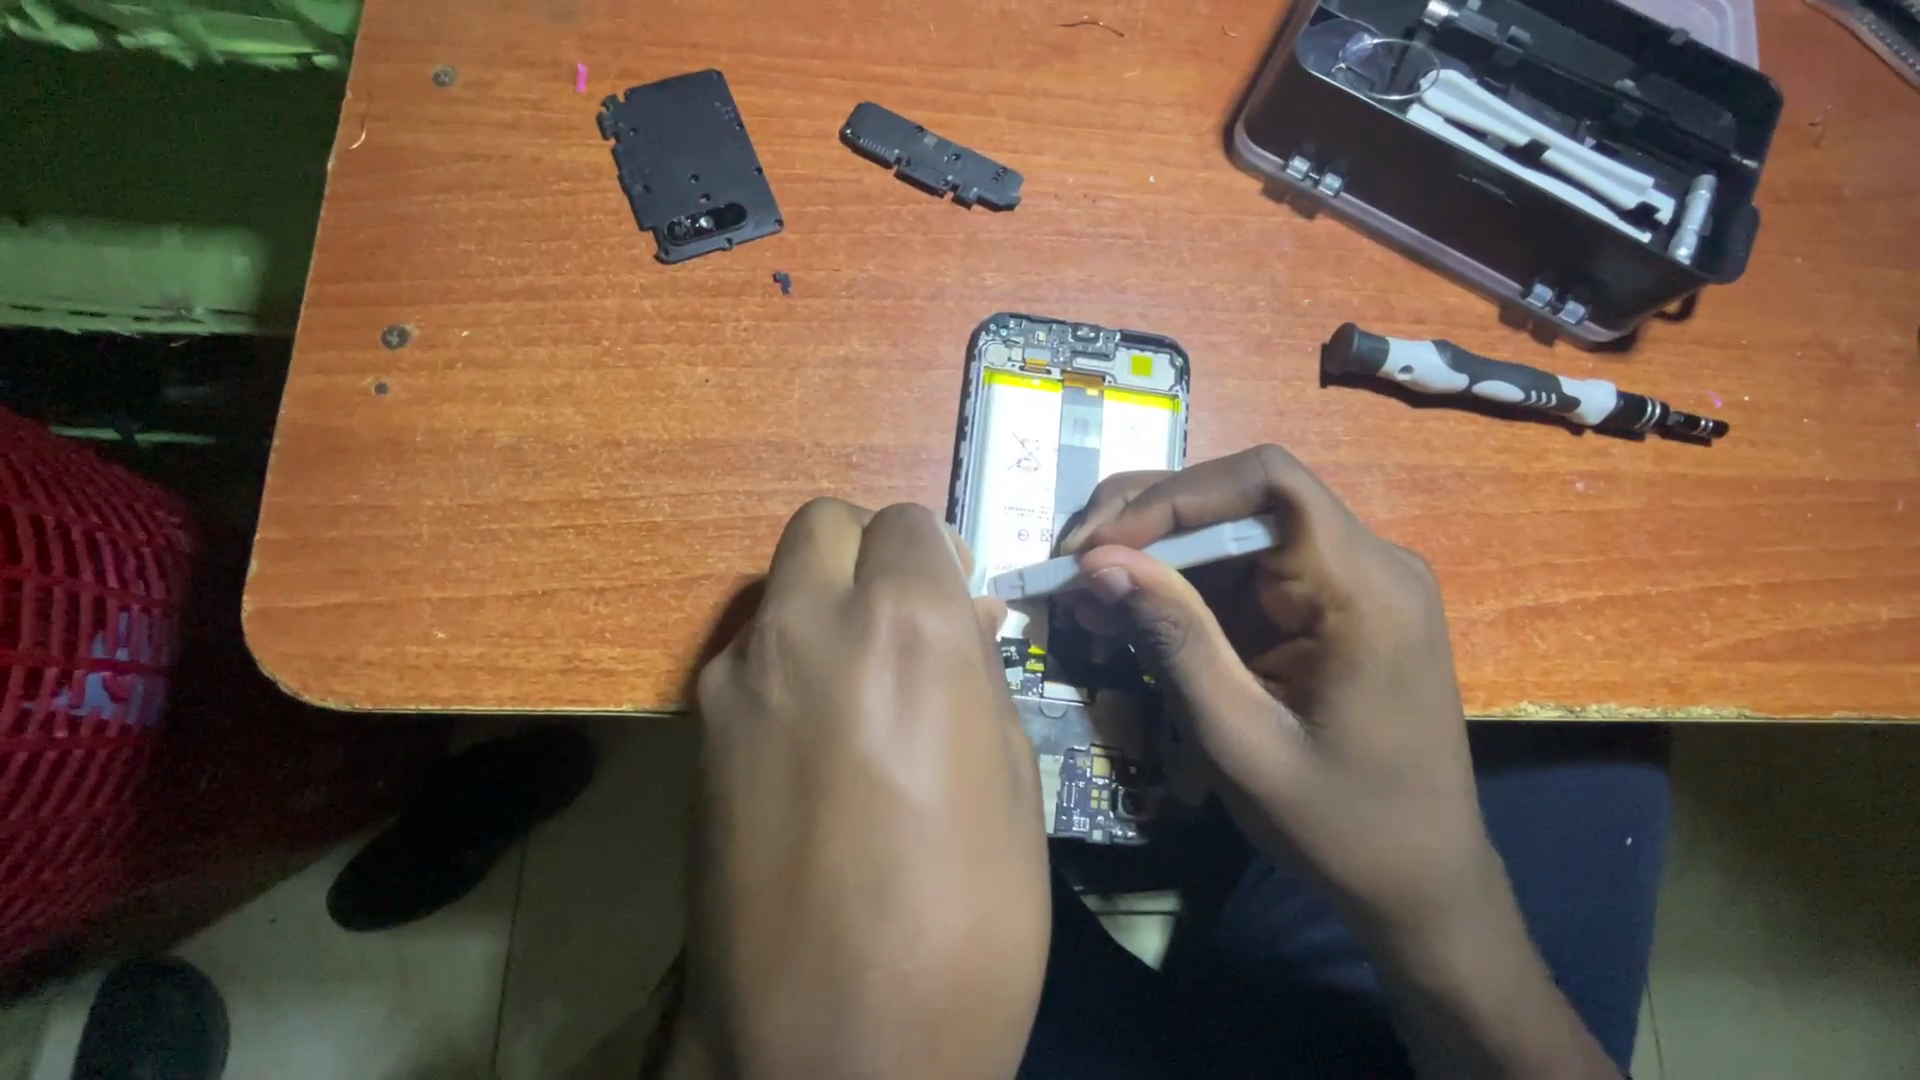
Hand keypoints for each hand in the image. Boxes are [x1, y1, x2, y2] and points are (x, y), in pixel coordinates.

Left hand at [679, 499, 1049, 1079]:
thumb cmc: (966, 922)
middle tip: (905, 622)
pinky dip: (783, 661)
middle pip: (825, 525)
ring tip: (857, 685)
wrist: (827, 1050)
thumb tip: (964, 620)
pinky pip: (747, 654)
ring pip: (779, 585)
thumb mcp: (1014, 785)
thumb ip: (978, 677)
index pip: (910, 524)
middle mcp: (809, 626)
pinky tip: (809, 740)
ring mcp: (737, 676)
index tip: (957, 601)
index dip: (939, 556)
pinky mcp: (694, 729)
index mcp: (907, 628)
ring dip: (822, 604)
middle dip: (870, 554)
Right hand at [1060, 444, 1493, 945]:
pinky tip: (1124, 611)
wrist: (1418, 881)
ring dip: (1149, 556)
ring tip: (1082, 593)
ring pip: (1228, 531)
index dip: (1174, 496)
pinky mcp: (1319, 605)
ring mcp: (1342, 581)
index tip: (1101, 546)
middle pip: (1239, 498)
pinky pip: (1238, 572)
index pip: (1267, 483)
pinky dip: (1175, 587)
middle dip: (1144, 522)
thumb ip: (1174, 640)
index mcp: (1364, 588)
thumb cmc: (1340, 826)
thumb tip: (1098, 563)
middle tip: (1068, 566)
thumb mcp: (1239, 741)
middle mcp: (1361, 562)